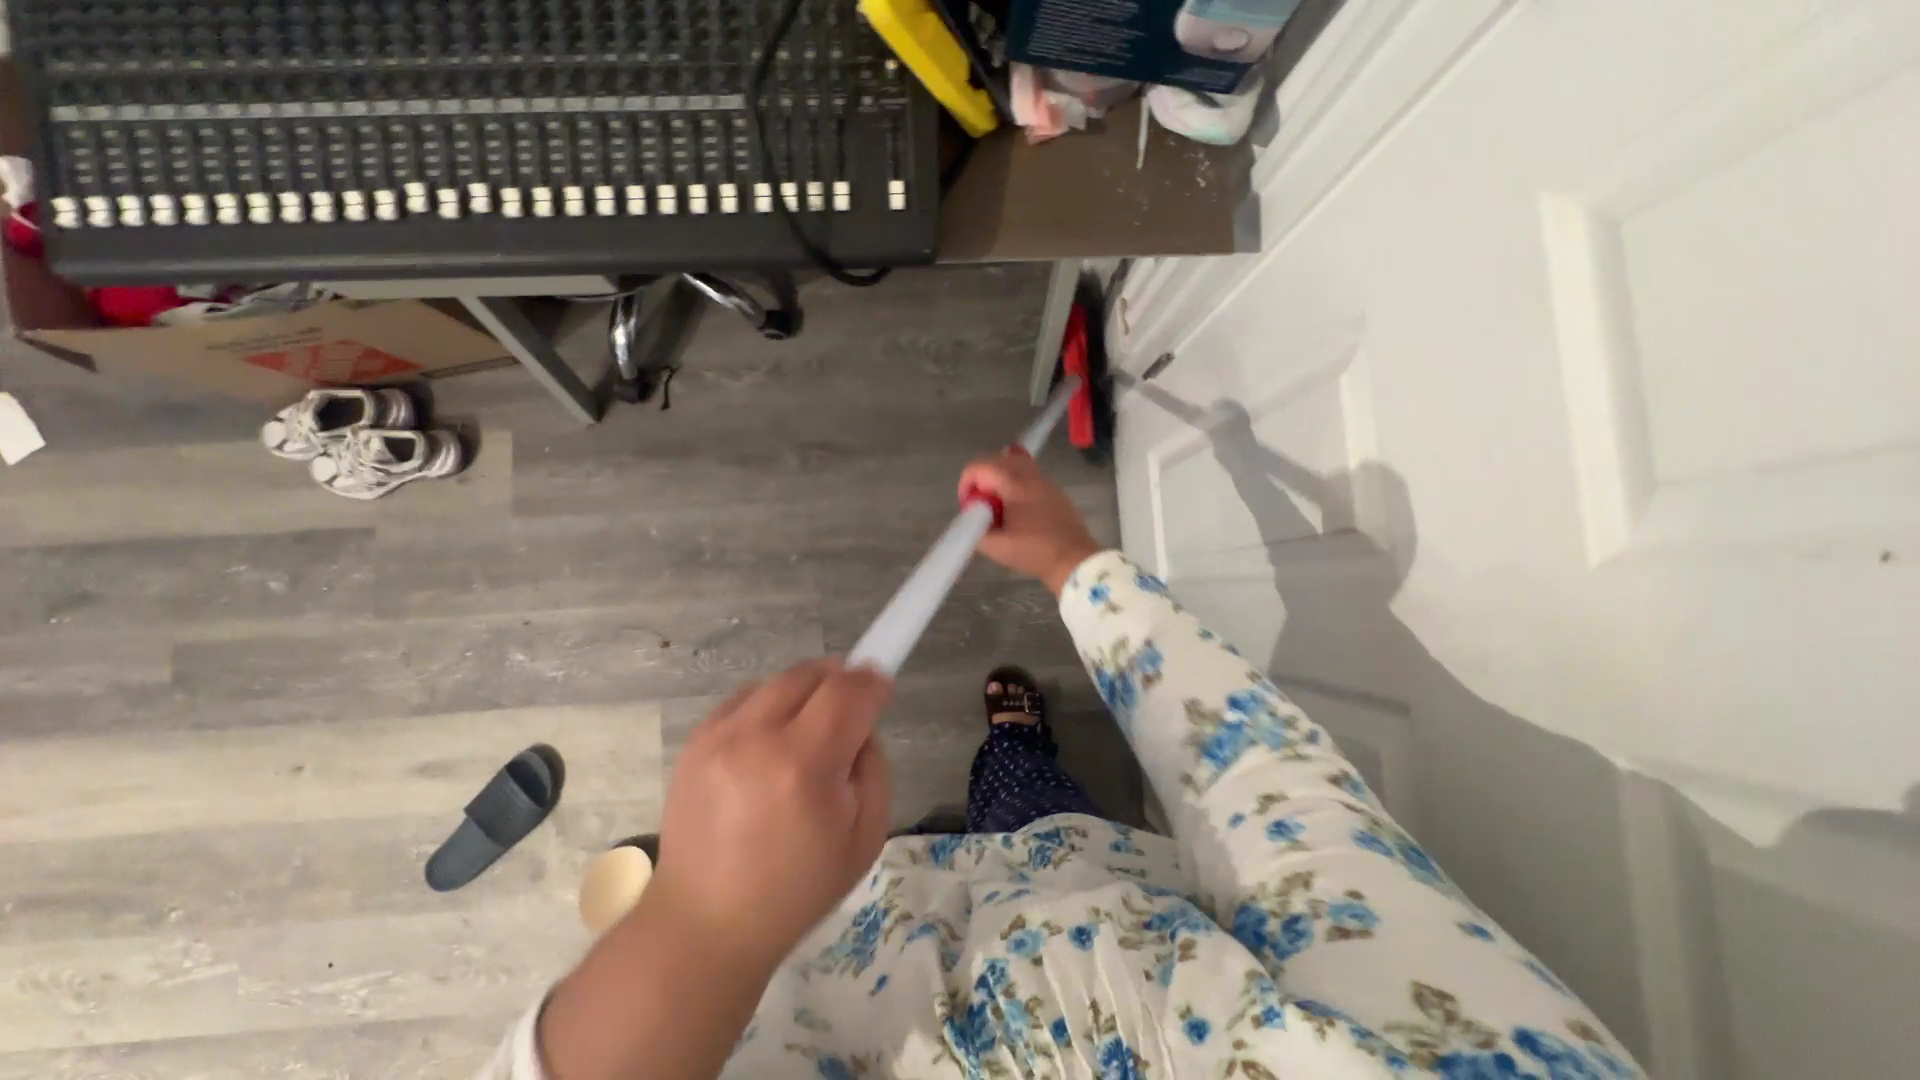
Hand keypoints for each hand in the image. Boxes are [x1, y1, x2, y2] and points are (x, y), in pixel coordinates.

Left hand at [648, 658, 894, 969]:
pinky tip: (770, 747)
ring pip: (775, 683)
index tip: (883, 687)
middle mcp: (755, 739)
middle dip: (840, 681)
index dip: (873, 682)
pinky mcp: (693, 744)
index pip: (848, 692)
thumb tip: (860, 727)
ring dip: (803, 694)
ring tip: (809, 732)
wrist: (707, 923)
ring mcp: (717, 738)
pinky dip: (766, 709)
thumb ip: (873, 769)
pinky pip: (742, 702)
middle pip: (810, 675)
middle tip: (852, 709)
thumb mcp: (865, 838)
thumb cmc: (796, 890)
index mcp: (803, 766)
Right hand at [960, 447, 1101, 595]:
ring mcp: (1046, 483)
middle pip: (1000, 458)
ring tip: (997, 504)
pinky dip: (1016, 484)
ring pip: (1017, 464)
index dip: (967, 482)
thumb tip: (972, 522)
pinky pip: (1030, 476)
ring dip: (1001, 478)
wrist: (1074, 559)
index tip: (969, 505)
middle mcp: (1031, 476)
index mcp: (1015, 485)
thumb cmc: (1034, 552)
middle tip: (981, 501)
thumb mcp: (997, 547)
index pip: (982, 466)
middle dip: (983, 476)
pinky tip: (1016, 509)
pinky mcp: (1055, 493)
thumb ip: (976, 531)